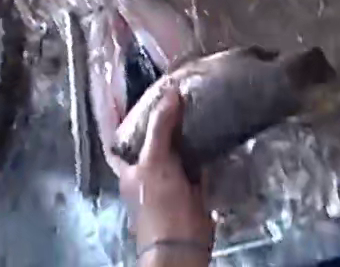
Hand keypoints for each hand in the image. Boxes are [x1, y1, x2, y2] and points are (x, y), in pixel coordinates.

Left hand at [107, 90, 212, 263]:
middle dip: (165, 116)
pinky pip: (198, 159)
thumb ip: (160, 126)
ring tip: (198, 100)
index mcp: (130, 165)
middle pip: (154, 136)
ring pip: (177, 145)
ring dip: (187, 128)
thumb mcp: (154, 161)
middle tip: (179, 89)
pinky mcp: (194, 187)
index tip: (148, 89)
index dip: (133, 110)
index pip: (126, 130)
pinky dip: (205, 145)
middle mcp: (148, 170)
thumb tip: (171, 91)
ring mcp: (171, 179)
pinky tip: (213, 126)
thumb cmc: (159, 204)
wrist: (182, 251)